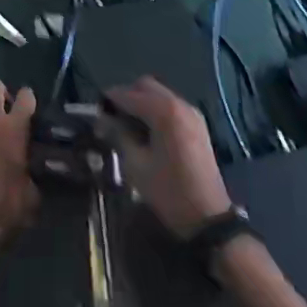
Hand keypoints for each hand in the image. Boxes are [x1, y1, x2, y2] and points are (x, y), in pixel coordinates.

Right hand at [105, 77, 232, 237]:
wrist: (210, 220)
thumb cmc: (169, 191)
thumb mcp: (135, 164)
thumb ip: (118, 134)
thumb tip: (104, 118)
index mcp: (164, 112)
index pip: (127, 94)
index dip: (108, 101)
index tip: (96, 112)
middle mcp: (180, 105)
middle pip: (145, 86)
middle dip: (126, 96)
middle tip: (113, 117)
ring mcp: (192, 114)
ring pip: (159, 94)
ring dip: (141, 102)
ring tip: (128, 124)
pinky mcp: (198, 125)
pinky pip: (170, 105)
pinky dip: (156, 110)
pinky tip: (148, 130)